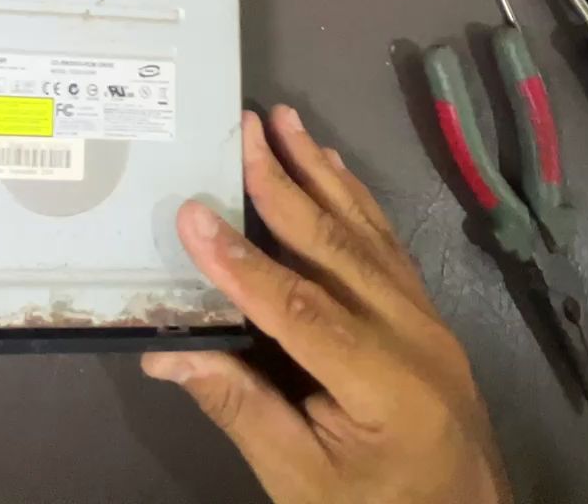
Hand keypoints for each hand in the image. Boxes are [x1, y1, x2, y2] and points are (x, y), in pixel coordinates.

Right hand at [142, 107, 507, 503]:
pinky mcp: (424, 310)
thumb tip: (163, 356)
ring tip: (287, 119)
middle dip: (283, 181)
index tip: (193, 213)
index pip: (297, 310)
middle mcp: (412, 336)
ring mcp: (425, 317)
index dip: (240, 262)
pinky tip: (334, 163)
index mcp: (385, 386)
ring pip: (363, 228)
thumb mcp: (302, 483)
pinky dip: (354, 195)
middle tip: (247, 127)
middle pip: (334, 246)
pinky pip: (385, 240)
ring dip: (319, 169)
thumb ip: (240, 410)